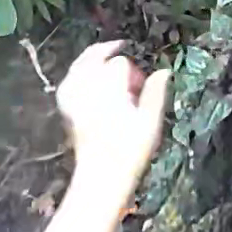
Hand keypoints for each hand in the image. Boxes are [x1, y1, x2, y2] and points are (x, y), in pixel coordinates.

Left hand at [41, 40, 168, 231]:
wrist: (101, 178)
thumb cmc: (129, 152)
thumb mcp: (150, 123)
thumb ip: (155, 93)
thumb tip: (164, 71)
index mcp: (109, 90)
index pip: (120, 64)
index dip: (133, 72)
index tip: (140, 88)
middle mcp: (88, 90)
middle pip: (97, 58)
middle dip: (111, 56)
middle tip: (123, 57)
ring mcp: (73, 99)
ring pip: (80, 66)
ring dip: (92, 58)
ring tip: (105, 54)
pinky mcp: (66, 109)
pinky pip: (68, 82)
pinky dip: (76, 73)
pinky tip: (84, 74)